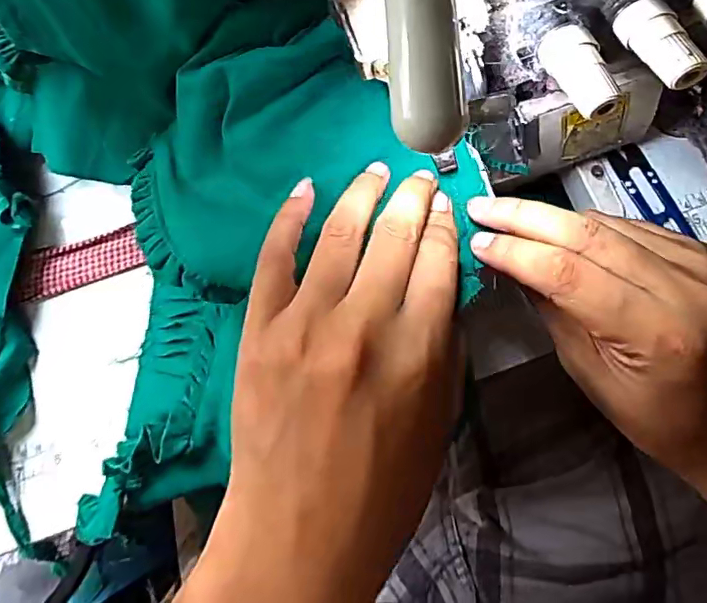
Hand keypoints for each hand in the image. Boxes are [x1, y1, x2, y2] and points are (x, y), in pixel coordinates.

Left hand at [183, 164, 462, 602]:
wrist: (296, 536)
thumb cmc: (382, 487)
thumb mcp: (439, 419)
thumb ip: (446, 344)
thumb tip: (444, 282)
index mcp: (416, 351)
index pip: (438, 260)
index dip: (444, 225)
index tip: (445, 207)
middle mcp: (363, 324)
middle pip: (395, 235)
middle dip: (413, 197)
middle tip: (420, 177)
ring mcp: (305, 321)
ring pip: (340, 232)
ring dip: (362, 192)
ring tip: (375, 170)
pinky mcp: (261, 327)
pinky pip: (275, 256)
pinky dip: (290, 216)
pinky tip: (307, 189)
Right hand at [472, 199, 706, 602]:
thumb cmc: (661, 422)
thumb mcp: (594, 376)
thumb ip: (558, 311)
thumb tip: (514, 262)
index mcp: (657, 329)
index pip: (572, 268)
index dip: (519, 244)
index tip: (475, 228)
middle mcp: (682, 286)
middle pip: (588, 236)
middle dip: (528, 217)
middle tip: (480, 202)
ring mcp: (694, 265)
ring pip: (606, 223)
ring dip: (552, 214)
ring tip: (507, 205)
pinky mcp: (695, 256)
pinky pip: (625, 228)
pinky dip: (584, 220)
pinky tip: (554, 219)